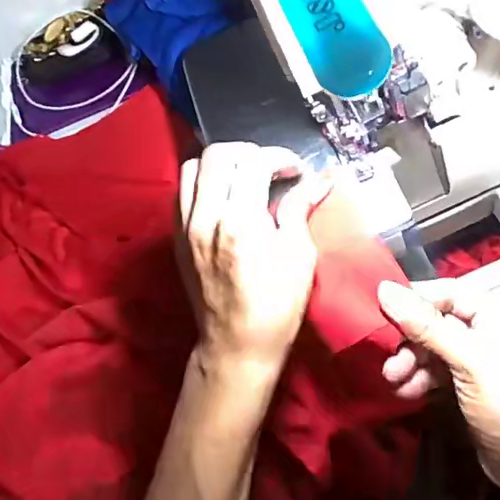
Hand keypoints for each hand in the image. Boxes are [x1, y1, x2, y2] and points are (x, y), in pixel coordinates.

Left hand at [178, 142, 328, 379]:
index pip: (253, 162)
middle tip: (273, 170)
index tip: (297, 171)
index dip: (281, 157)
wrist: (236, 346)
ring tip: (247, 177)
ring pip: (193, 167)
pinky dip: (205, 181)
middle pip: (218, 154)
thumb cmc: (277, 306)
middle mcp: (205, 217)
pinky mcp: (177, 237)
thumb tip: (322, 178)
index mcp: (239, 222)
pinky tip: (228, 196)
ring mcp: (184, 227)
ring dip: (224, 163)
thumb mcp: (300, 255)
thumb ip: (301, 208)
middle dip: (251, 153)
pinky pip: (183, 191)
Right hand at [376, 279, 499, 498]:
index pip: (453, 293)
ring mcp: (490, 360)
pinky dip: (426, 379)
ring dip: (414, 362)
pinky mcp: (480, 386)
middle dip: (412, 340)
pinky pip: (447, 372)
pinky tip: (407, 392)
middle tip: (387, 360)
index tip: (377, 307)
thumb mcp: (468, 361)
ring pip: (441, 349)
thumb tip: (385, 288)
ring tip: (393, 380)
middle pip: (443, 322)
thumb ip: (426, 325)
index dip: (415, 300)